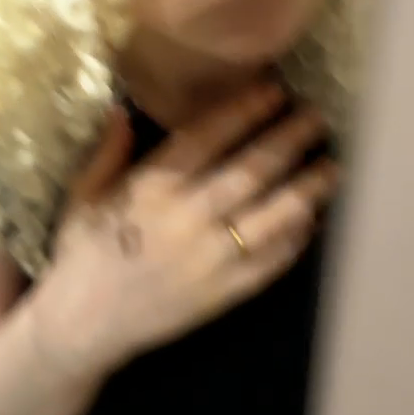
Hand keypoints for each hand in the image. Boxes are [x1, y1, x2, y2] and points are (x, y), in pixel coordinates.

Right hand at [29, 83, 340, 376]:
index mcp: (149, 187)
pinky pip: (271, 261)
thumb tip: (124, 109)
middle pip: (250, 170)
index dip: (244, 111)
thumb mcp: (82, 195)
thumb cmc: (81, 252)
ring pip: (272, 215)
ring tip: (331, 166)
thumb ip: (107, 152)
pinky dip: (296, 239)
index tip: (274, 90)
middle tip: (316, 116)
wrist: (82, 324)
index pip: (207, 138)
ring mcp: (210, 258)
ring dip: (306, 188)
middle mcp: (185, 217)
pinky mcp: (224, 293)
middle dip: (288, 139)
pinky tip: (311, 219)